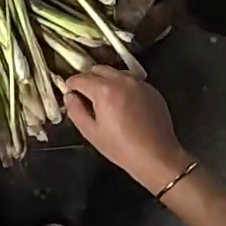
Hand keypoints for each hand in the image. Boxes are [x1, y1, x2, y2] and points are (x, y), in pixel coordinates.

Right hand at [62, 66, 192, 194]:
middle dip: (88, 78)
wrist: (156, 155)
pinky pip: (132, 80)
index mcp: (105, 91)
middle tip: (84, 93)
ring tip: (104, 97)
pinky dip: (122, 85)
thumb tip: (69, 97)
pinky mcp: (151, 89)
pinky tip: (122, 102)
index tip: (69, 90)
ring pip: (116, 72)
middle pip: (98, 69)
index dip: (71, 84)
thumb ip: (76, 111)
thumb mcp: (91, 132)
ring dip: (106, 79)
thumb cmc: (121, 148)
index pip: (81, 78)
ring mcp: (139, 83)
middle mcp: (123, 81)